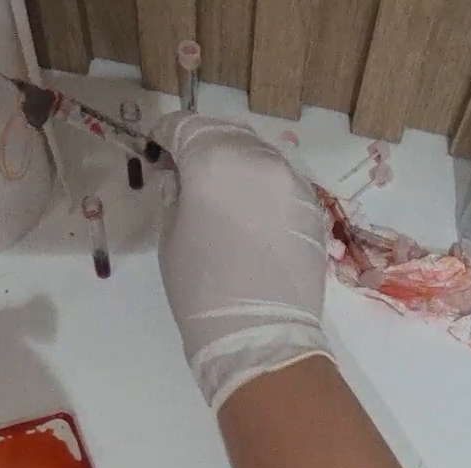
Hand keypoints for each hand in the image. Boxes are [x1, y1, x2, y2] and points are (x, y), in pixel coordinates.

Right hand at [152, 112, 329, 408]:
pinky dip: (265, 189)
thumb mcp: (170, 238)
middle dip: (204, 144)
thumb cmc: (202, 292)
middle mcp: (260, 160)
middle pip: (227, 134)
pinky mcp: (313, 212)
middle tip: (188, 167)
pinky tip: (253, 214)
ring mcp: (293, 185)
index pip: (185, 127)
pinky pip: (283, 186)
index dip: (166, 133)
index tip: (157, 147)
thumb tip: (181, 177)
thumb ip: (175, 194)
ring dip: (239, 164)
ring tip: (223, 192)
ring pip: (261, 157)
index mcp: (215, 160)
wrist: (260, 337)